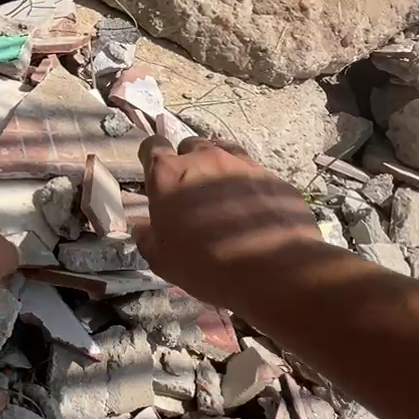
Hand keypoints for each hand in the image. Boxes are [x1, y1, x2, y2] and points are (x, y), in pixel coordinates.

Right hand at [135, 136, 319, 285]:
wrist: (275, 273)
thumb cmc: (206, 265)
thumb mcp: (162, 259)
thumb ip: (147, 237)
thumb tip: (143, 228)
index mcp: (168, 174)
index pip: (152, 145)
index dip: (152, 158)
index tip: (156, 176)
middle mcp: (204, 159)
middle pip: (190, 146)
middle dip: (188, 162)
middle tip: (191, 191)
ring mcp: (242, 165)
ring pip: (225, 152)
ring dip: (219, 168)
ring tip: (223, 195)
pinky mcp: (274, 178)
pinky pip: (256, 174)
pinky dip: (250, 186)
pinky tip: (253, 211)